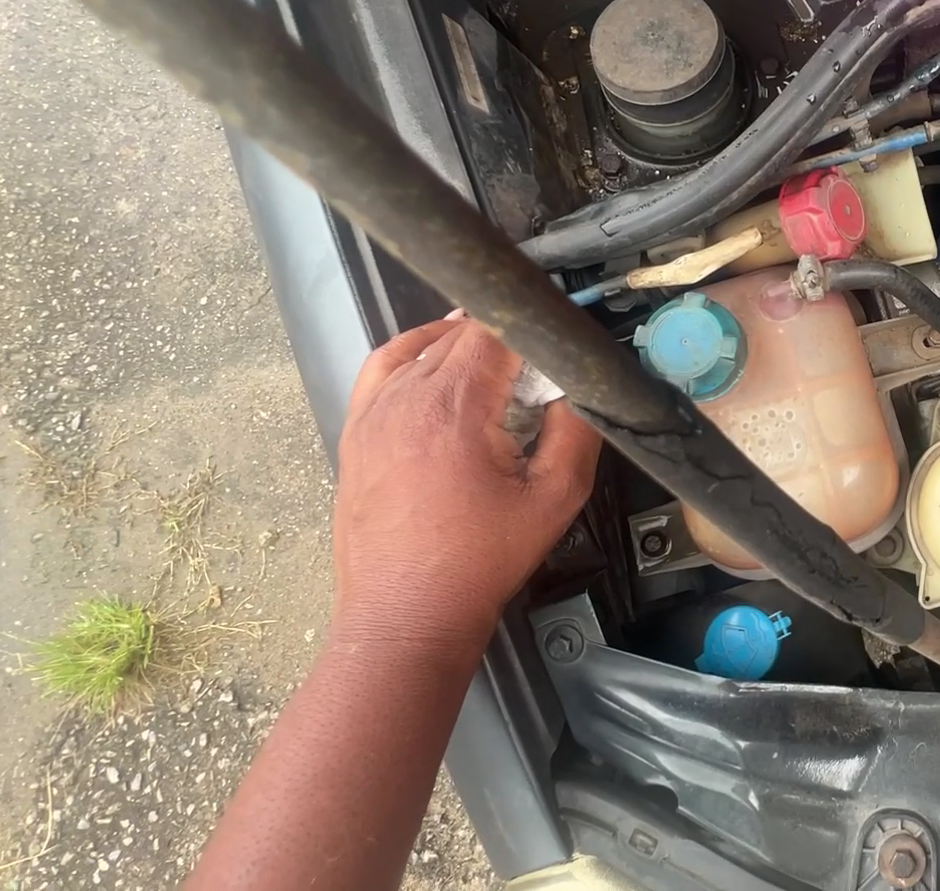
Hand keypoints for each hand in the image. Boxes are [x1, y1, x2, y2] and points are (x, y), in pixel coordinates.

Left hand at [330, 317, 601, 647]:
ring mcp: (372, 412)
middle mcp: (405, 397)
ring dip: (466, 344)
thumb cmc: (483, 558)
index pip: (494, 331)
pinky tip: (441, 365)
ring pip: (423, 345)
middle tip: (542, 369)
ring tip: (503, 363)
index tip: (562, 342)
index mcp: (455, 408)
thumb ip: (578, 429)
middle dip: (507, 338)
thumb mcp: (557, 495)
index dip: (534, 328)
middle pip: (460, 333)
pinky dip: (418, 354)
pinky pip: (385, 367)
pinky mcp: (356, 430)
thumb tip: (583, 387)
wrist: (408, 612)